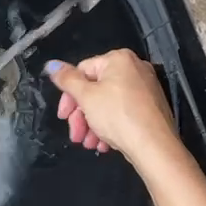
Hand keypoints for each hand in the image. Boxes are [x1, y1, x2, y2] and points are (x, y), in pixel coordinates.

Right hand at [44, 50, 176, 158]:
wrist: (154, 146)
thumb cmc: (118, 116)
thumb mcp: (86, 97)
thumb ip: (67, 79)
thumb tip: (51, 64)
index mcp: (119, 59)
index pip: (83, 71)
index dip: (69, 96)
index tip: (63, 117)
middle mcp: (134, 69)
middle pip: (96, 90)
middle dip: (81, 115)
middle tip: (75, 135)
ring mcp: (145, 89)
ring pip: (108, 104)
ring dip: (93, 125)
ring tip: (89, 144)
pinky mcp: (151, 108)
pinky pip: (123, 113)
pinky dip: (111, 127)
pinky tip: (104, 145)